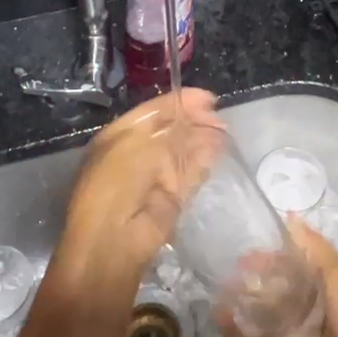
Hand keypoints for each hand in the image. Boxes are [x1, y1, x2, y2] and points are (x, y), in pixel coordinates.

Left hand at [58, 88, 225, 286]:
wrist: (113, 238)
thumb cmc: (116, 181)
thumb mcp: (135, 143)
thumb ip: (167, 126)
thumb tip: (194, 113)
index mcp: (121, 135)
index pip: (155, 111)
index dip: (180, 102)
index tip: (207, 98)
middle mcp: (138, 152)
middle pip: (172, 128)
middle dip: (195, 119)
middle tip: (218, 115)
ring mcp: (157, 175)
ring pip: (185, 148)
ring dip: (204, 137)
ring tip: (224, 130)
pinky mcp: (174, 196)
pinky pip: (192, 171)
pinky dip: (205, 158)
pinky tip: (219, 147)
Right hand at [227, 218, 337, 336]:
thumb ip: (314, 248)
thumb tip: (289, 215)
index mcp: (320, 289)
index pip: (287, 269)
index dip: (267, 261)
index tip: (244, 256)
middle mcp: (304, 313)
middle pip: (270, 295)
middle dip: (248, 286)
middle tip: (225, 278)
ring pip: (259, 321)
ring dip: (239, 309)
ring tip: (218, 298)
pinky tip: (223, 322)